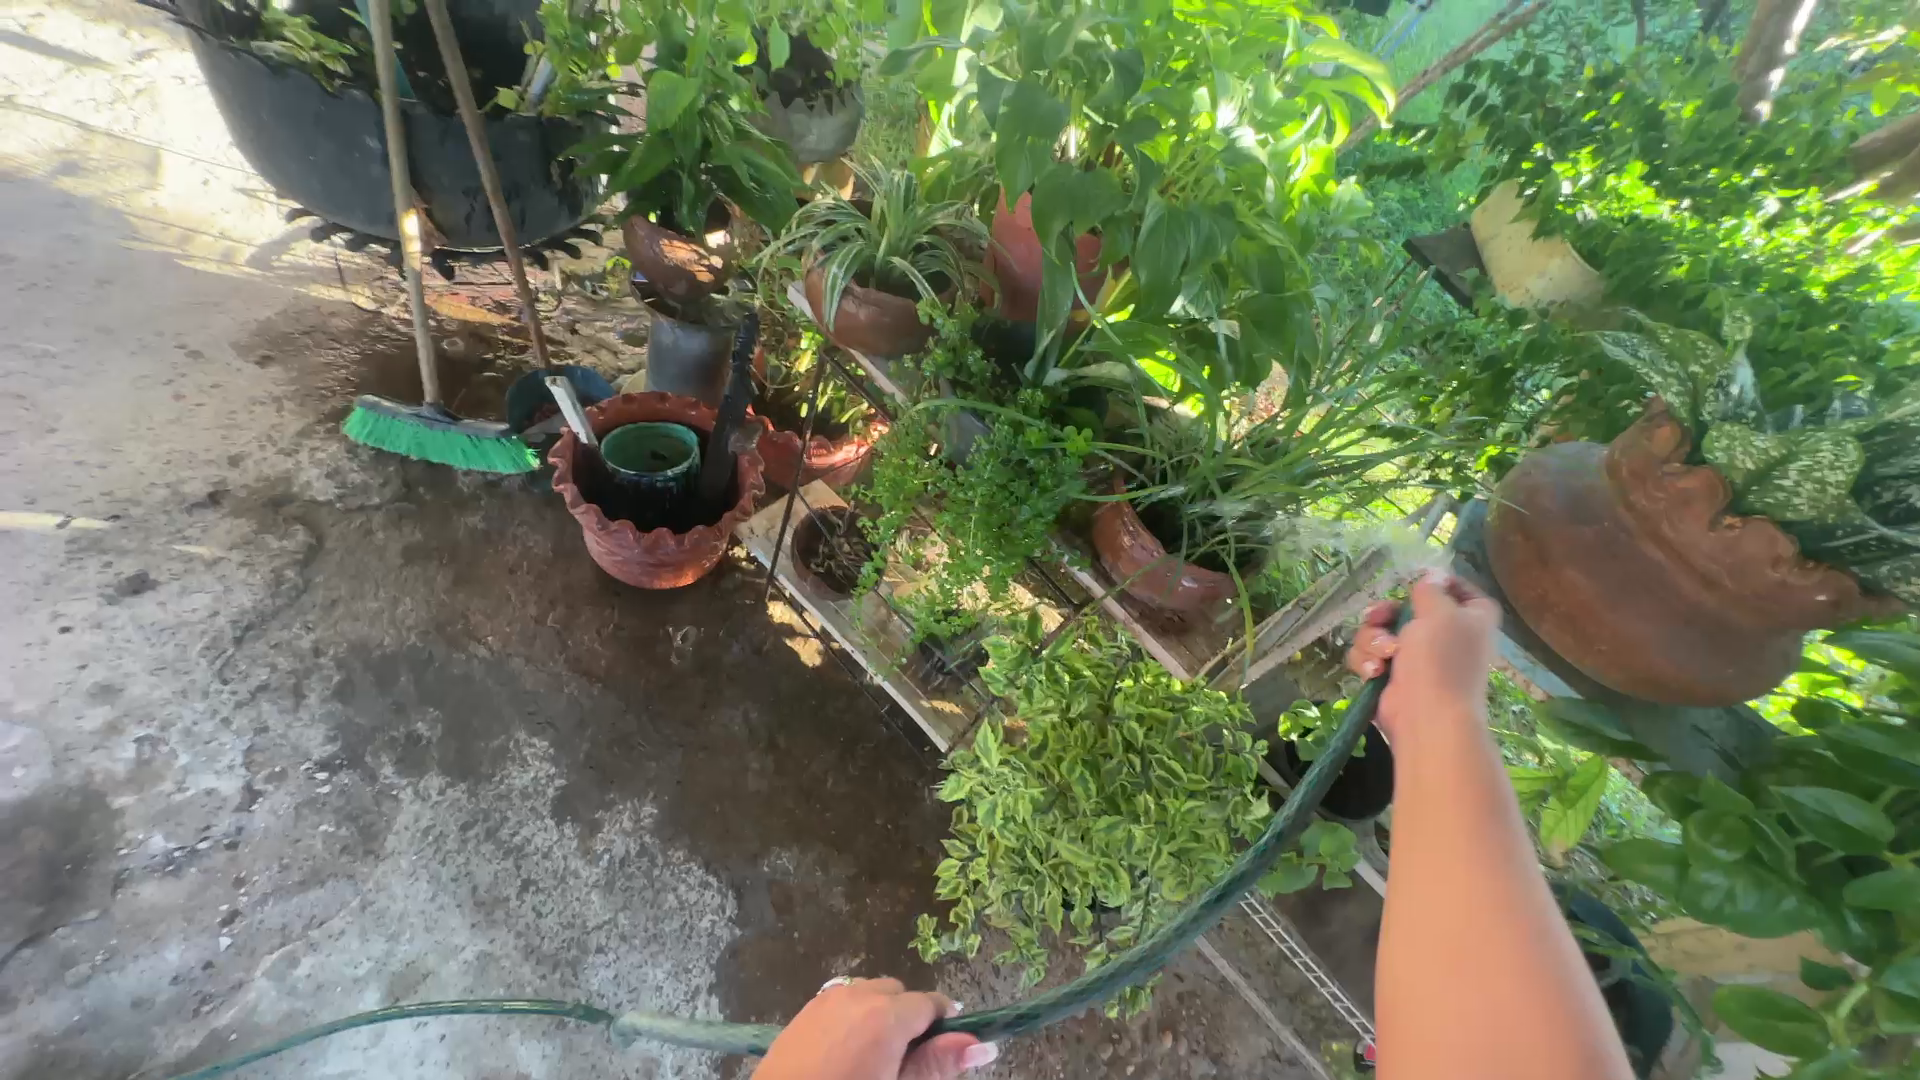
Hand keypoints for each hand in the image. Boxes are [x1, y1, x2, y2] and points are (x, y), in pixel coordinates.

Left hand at [750, 977, 998, 1079]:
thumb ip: (938, 1065)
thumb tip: (984, 1044)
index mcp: (886, 1013)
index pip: (932, 1003)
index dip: (941, 1029)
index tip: (937, 1058)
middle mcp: (859, 993)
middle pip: (900, 995)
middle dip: (908, 1022)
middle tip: (900, 1068)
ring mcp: (829, 998)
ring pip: (871, 994)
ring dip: (880, 1018)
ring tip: (871, 1064)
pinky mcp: (807, 1010)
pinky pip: (845, 1002)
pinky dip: (854, 1019)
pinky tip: (844, 1057)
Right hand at [1348, 569, 1500, 743]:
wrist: (1426, 715)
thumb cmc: (1441, 660)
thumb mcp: (1439, 613)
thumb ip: (1431, 589)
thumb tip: (1433, 574)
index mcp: (1470, 617)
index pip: (1456, 588)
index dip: (1434, 584)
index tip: (1414, 584)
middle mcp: (1444, 634)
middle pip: (1404, 607)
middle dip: (1384, 614)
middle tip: (1378, 619)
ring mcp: (1415, 656)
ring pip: (1378, 630)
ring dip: (1373, 640)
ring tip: (1383, 657)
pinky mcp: (1390, 673)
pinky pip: (1368, 654)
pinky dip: (1367, 661)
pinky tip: (1374, 673)